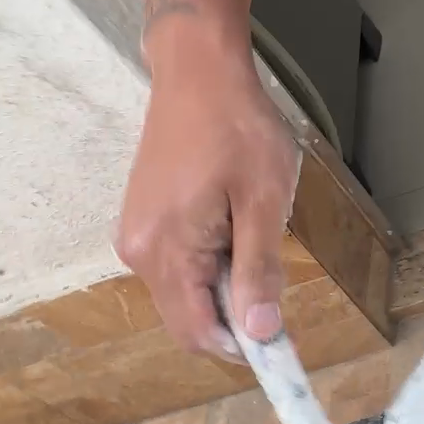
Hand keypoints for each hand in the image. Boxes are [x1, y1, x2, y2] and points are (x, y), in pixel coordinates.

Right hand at [116, 25, 299, 361]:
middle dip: (238, 315)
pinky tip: (240, 224)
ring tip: (260, 233)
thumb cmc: (240, 132)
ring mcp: (138, 234)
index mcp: (165, 254)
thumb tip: (260, 333)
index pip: (198, 332)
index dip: (242, 348)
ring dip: (229, 284)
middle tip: (280, 280)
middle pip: (190, 315)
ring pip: (189, 289)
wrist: (199, 74)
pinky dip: (216, 262)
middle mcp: (139, 253)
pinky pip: (183, 262)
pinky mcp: (146, 218)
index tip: (285, 346)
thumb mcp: (264, 202)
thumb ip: (258, 270)